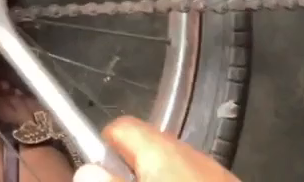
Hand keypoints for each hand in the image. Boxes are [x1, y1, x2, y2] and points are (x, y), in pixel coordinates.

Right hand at [72, 117, 240, 181]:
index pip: (121, 128)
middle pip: (146, 150)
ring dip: (158, 179)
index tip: (97, 177)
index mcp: (162, 151)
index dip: (102, 151)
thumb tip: (87, 171)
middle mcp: (191, 153)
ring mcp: (217, 174)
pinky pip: (196, 181)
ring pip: (173, 170)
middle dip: (132, 173)